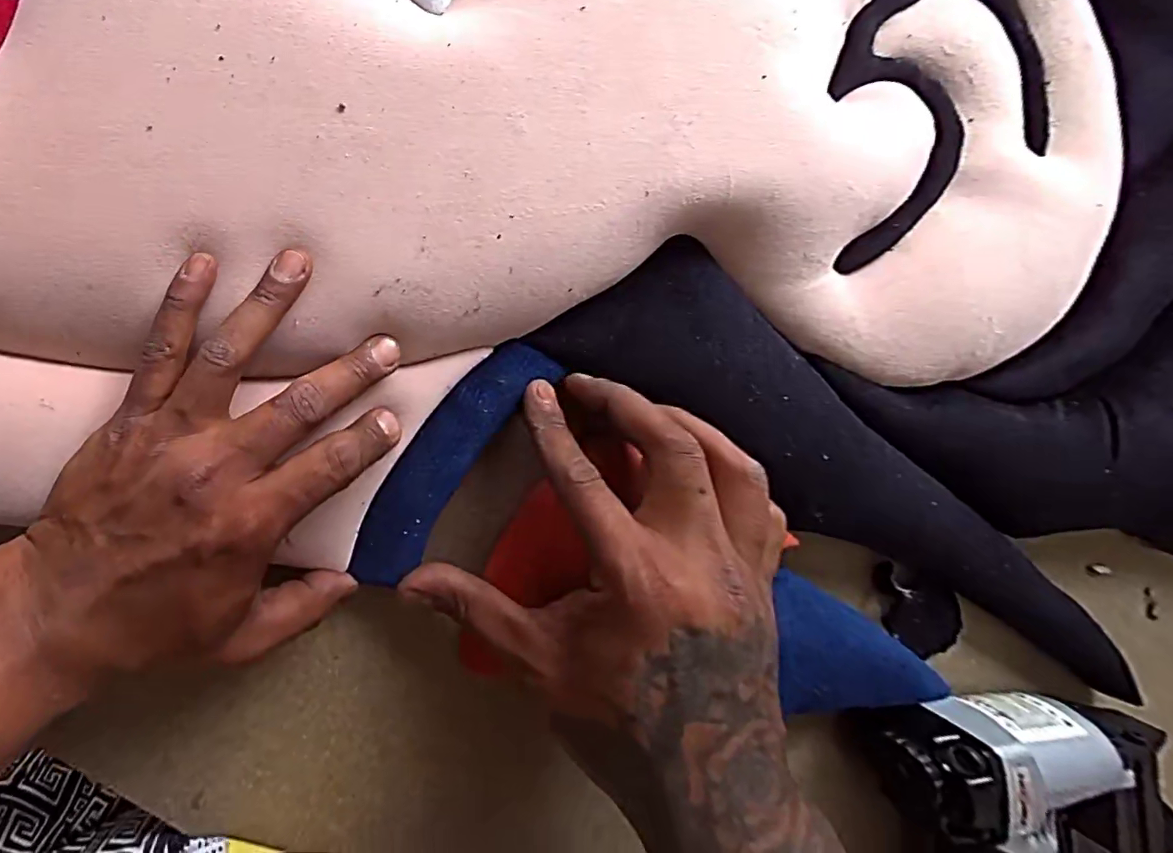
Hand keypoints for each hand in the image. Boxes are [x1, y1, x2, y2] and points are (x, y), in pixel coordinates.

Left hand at [18, 249, 401, 683]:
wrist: (60, 608)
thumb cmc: (150, 626)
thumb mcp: (235, 639)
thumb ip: (298, 611)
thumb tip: (350, 583)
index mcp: (250, 523)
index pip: (326, 470)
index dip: (365, 442)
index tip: (391, 416)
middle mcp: (218, 468)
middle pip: (296, 407)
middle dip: (348, 372)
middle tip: (383, 343)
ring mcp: (173, 434)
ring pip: (229, 357)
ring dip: (267, 306)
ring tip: (296, 263)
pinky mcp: (133, 416)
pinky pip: (159, 352)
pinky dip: (181, 305)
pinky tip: (200, 264)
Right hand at [400, 375, 839, 852]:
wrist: (715, 787)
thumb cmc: (618, 720)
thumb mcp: (536, 662)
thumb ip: (474, 609)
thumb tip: (407, 584)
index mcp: (635, 576)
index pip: (586, 480)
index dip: (555, 429)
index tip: (538, 390)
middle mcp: (697, 559)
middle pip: (676, 451)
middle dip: (628, 404)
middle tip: (587, 386)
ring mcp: (742, 569)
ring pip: (734, 467)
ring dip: (687, 424)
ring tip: (644, 410)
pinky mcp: (766, 583)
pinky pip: (764, 505)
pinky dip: (730, 469)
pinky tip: (699, 466)